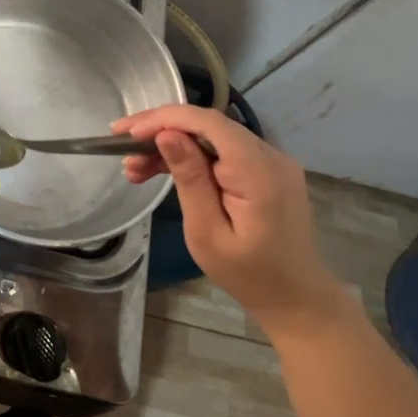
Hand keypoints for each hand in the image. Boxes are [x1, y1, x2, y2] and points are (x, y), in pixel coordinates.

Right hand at [113, 104, 350, 338]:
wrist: (296, 297)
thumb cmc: (249, 275)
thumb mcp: (207, 233)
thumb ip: (190, 180)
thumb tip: (167, 134)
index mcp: (258, 172)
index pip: (208, 123)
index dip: (164, 119)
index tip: (125, 132)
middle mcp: (270, 156)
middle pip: (208, 125)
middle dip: (161, 131)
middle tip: (120, 148)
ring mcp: (271, 161)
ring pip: (212, 137)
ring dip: (172, 145)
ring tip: (134, 168)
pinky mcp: (266, 170)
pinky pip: (223, 151)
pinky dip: (192, 156)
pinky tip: (162, 170)